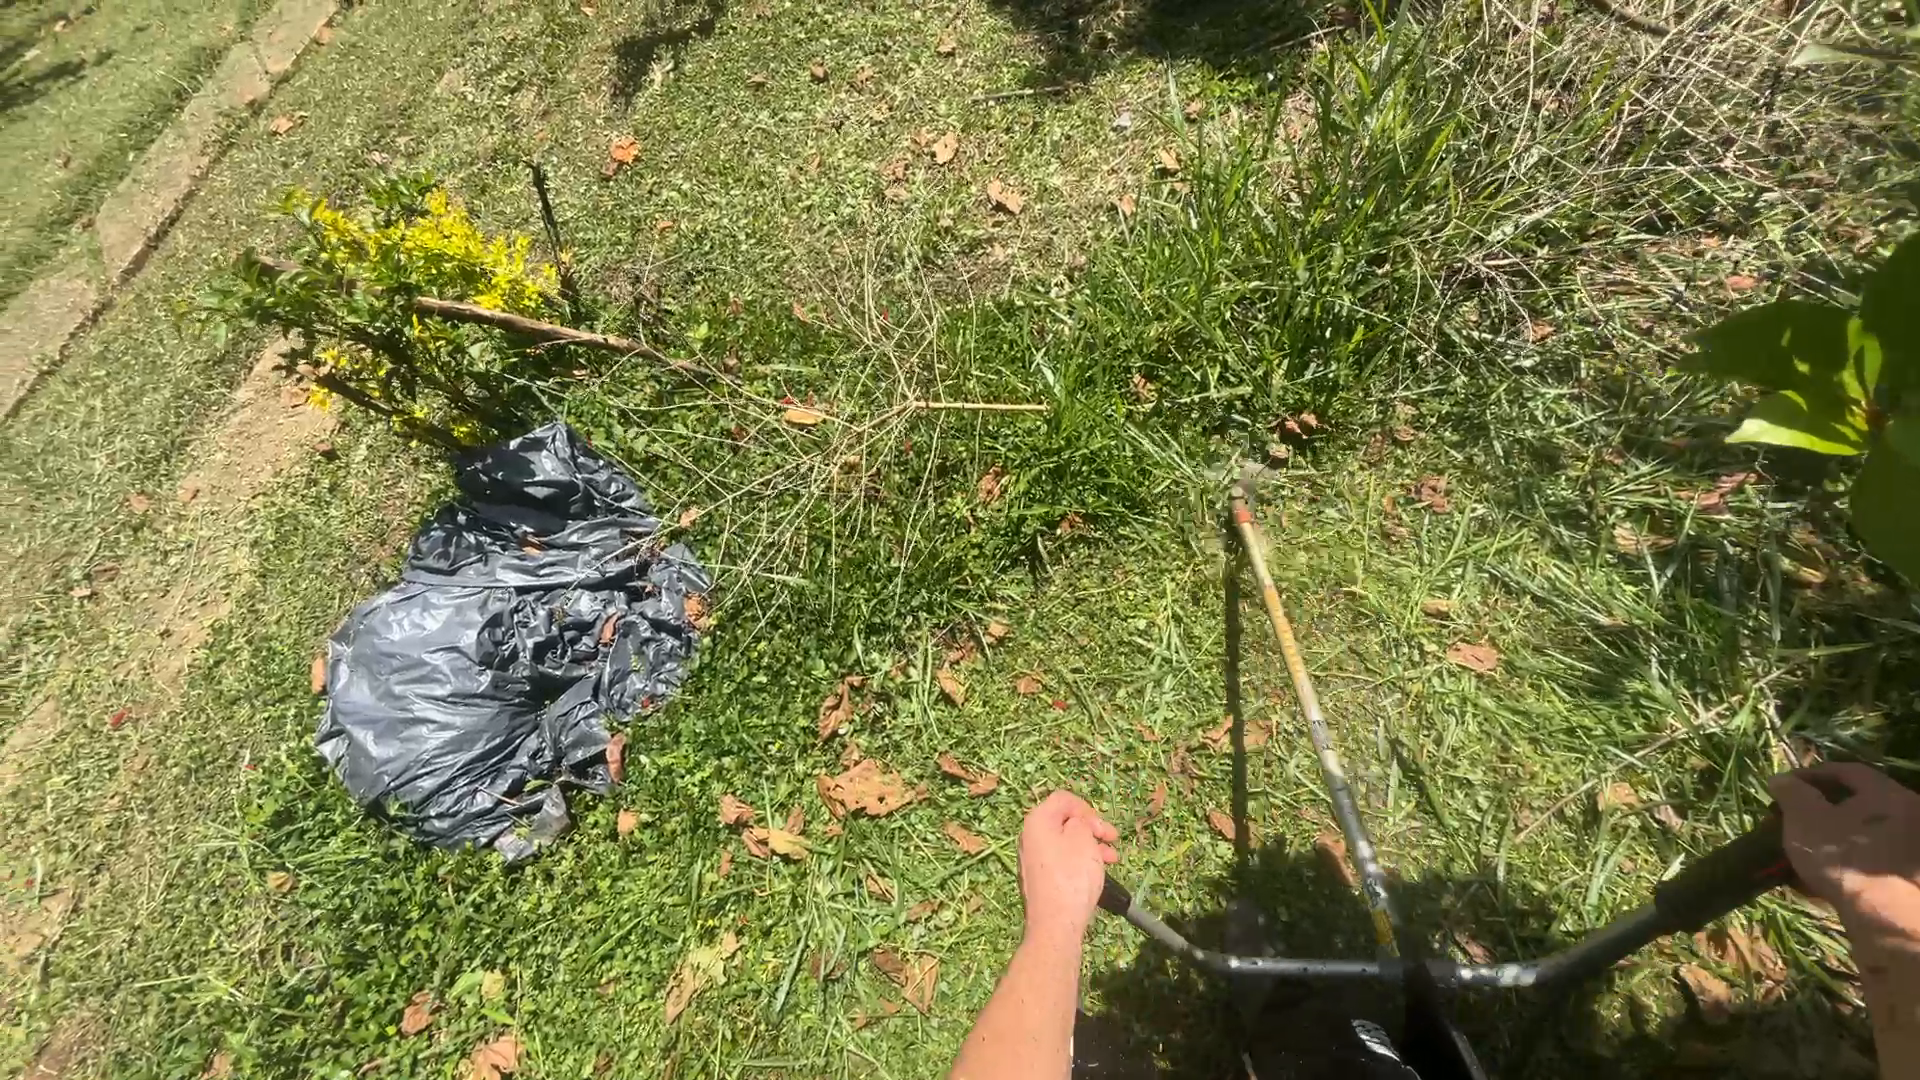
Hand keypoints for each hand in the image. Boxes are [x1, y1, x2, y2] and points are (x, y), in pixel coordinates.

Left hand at [1017, 791, 1119, 943]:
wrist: (1055, 925)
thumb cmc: (1071, 877)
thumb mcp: (1082, 838)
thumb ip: (1081, 822)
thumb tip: (1075, 824)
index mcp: (1037, 821)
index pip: (1063, 799)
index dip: (1087, 809)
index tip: (1102, 827)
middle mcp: (1030, 837)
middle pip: (1064, 821)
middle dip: (1091, 828)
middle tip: (1112, 840)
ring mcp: (1032, 859)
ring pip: (1066, 842)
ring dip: (1090, 846)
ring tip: (1112, 859)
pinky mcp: (1039, 879)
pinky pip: (1062, 861)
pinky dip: (1080, 861)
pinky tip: (1097, 873)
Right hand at [1770, 764, 1919, 947]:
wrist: (1889, 915)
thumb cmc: (1842, 855)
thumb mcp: (1804, 817)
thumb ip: (1793, 792)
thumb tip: (1784, 780)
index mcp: (1891, 797)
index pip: (1849, 771)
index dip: (1813, 773)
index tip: (1786, 784)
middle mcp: (1917, 816)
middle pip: (1864, 800)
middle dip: (1826, 805)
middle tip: (1797, 814)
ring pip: (1872, 829)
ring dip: (1840, 831)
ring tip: (1811, 844)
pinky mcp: (1917, 874)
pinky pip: (1882, 854)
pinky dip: (1856, 854)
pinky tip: (1832, 867)